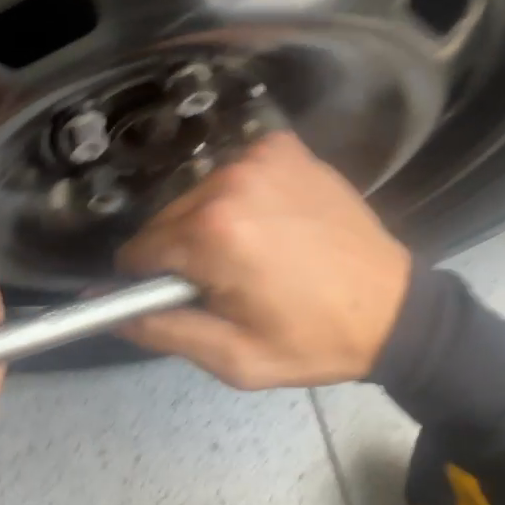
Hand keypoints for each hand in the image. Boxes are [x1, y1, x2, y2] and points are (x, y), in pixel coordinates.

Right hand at [116, 131, 412, 389]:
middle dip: (181, 249)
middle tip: (221, 279)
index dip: (147, 275)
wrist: (394, 309)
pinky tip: (270, 219)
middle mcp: (227, 181)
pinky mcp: (281, 147)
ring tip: (251, 250)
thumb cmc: (311, 339)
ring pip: (198, 192)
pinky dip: (240, 192)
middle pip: (168, 216)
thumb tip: (109, 311)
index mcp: (211, 233)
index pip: (141, 247)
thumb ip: (163, 330)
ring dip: (209, 219)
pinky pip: (234, 169)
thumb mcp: (234, 357)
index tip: (173, 292)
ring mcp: (257, 157)